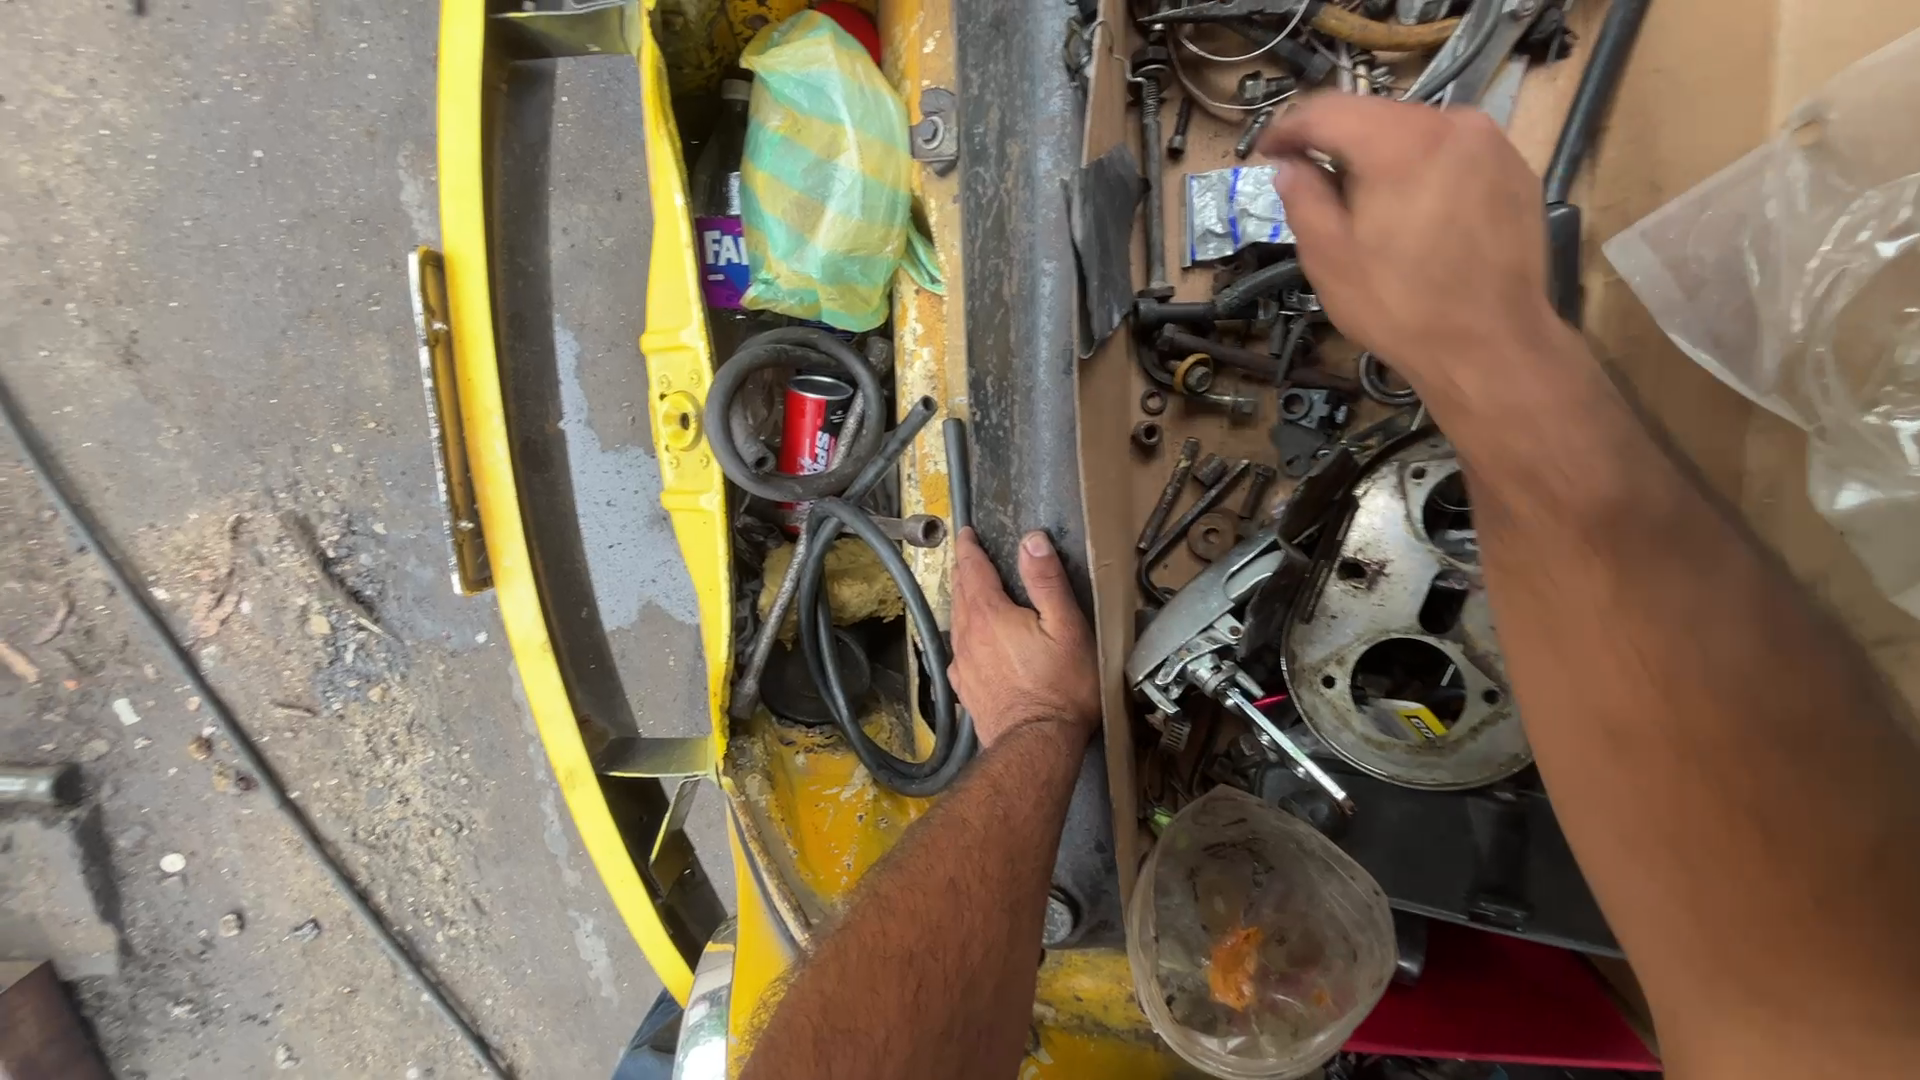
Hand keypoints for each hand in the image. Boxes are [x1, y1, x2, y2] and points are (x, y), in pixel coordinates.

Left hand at [947, 528, 1100, 750]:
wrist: (1037, 745)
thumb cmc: (1060, 689)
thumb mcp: (1066, 627)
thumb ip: (1047, 581)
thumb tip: (1032, 542)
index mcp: (991, 615)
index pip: (972, 569)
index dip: (968, 547)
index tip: (965, 534)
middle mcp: (969, 636)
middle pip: (960, 592)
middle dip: (962, 569)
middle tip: (966, 555)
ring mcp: (964, 663)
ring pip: (955, 620)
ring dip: (960, 599)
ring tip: (966, 589)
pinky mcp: (966, 688)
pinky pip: (957, 651)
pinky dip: (961, 635)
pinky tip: (966, 641)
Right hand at [1258, 94, 1580, 421]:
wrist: (1487, 343)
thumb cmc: (1398, 307)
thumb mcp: (1328, 258)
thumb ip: (1303, 200)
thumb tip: (1291, 168)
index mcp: (1399, 145)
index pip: (1329, 111)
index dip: (1288, 128)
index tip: (1267, 151)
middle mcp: (1452, 126)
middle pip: (1375, 117)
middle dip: (1335, 144)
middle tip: (1307, 180)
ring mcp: (1491, 145)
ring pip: (1416, 133)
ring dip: (1378, 158)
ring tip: (1358, 203)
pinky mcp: (1513, 170)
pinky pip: (1451, 155)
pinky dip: (1419, 172)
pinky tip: (1408, 215)